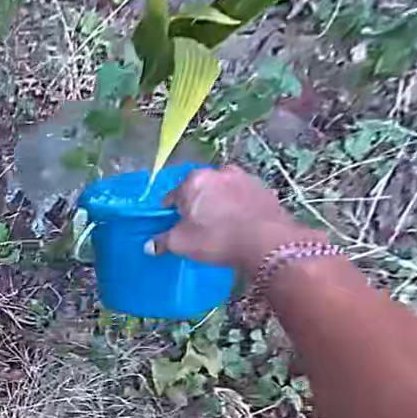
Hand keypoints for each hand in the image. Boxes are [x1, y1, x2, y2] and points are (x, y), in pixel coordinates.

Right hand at [151, 166, 325, 268]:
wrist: (266, 241)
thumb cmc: (216, 239)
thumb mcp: (181, 244)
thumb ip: (162, 241)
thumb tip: (150, 245)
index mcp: (193, 181)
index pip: (173, 196)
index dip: (171, 213)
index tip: (174, 226)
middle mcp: (218, 172)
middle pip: (199, 190)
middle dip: (196, 205)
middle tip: (196, 227)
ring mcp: (244, 178)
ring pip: (222, 192)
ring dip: (218, 204)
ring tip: (219, 227)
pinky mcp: (264, 189)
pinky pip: (242, 198)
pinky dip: (237, 208)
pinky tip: (238, 226)